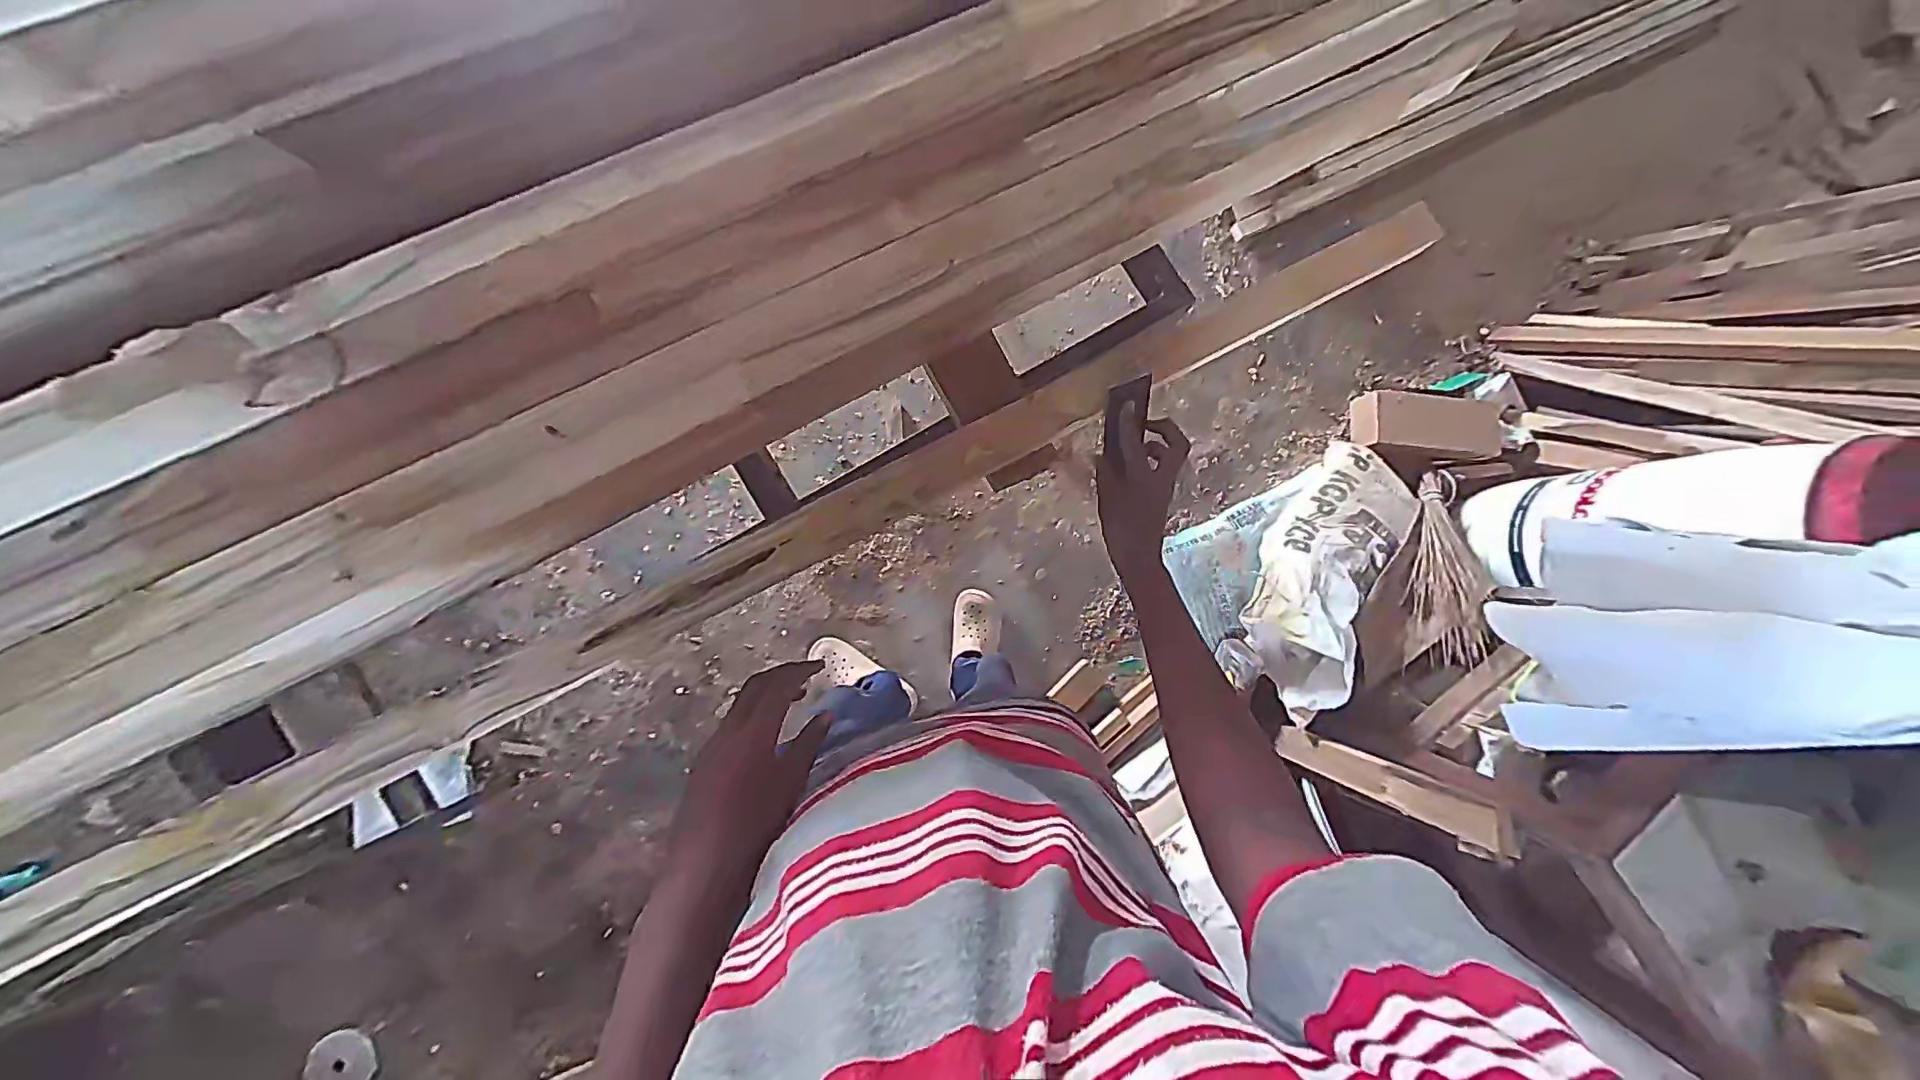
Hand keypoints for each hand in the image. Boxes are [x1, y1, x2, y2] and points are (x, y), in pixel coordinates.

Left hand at [667, 661, 827, 880]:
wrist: (705, 863)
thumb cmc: (756, 823)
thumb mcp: (791, 781)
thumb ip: (809, 743)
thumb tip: (824, 715)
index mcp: (754, 729)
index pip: (778, 685)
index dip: (800, 670)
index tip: (820, 667)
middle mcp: (729, 729)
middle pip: (755, 687)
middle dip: (782, 675)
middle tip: (807, 676)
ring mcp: (713, 745)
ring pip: (741, 704)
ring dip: (767, 695)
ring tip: (792, 701)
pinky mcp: (705, 762)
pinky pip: (733, 723)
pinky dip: (755, 714)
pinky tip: (768, 733)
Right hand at [1095, 400, 1190, 583]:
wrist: (1138, 555)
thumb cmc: (1121, 528)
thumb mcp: (1107, 498)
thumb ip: (1105, 473)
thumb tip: (1103, 454)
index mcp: (1144, 476)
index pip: (1136, 441)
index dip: (1130, 421)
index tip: (1126, 404)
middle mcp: (1160, 477)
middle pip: (1176, 443)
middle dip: (1163, 427)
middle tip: (1144, 424)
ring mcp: (1165, 486)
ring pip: (1171, 455)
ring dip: (1156, 444)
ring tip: (1135, 445)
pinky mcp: (1162, 494)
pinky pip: (1162, 468)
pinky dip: (1150, 460)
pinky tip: (1131, 467)